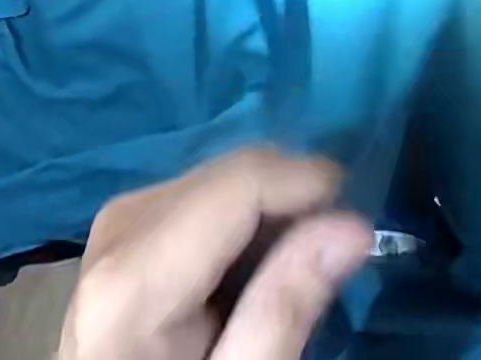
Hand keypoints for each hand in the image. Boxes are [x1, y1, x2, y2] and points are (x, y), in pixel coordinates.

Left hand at [58, 148, 373, 359]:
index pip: (241, 181)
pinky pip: (204, 189)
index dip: (308, 182)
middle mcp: (123, 220)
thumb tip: (353, 227)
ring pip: (224, 173)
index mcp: (136, 271)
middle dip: (291, 198)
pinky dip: (241, 215)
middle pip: (233, 172)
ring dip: (269, 208)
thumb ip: (284, 308)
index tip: (357, 218)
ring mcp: (123, 212)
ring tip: (287, 266)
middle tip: (327, 253)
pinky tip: (249, 264)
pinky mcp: (129, 216)